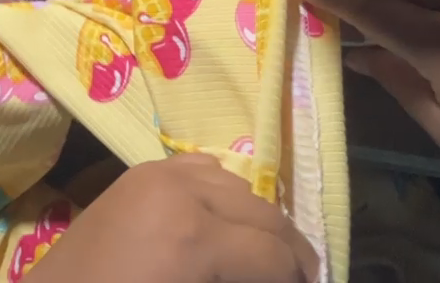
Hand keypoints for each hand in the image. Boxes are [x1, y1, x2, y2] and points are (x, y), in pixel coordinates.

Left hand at [28, 153, 317, 282]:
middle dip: (287, 251)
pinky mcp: (140, 173)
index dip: (297, 279)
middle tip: (299, 279)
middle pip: (262, 212)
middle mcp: (180, 190)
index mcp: (193, 238)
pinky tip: (223, 226)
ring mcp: (157, 174)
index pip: (272, 255)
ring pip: (236, 184)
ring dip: (256, 222)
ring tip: (264, 260)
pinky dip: (222, 194)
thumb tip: (285, 279)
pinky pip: (200, 169)